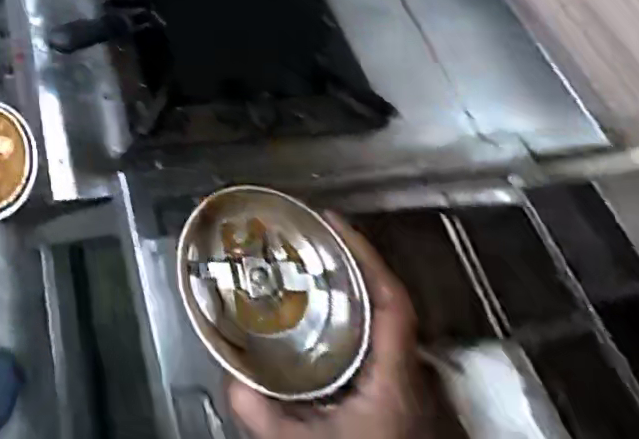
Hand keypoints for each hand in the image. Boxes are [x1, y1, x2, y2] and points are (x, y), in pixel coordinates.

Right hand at [227, 216, 421, 438]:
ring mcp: (401, 382)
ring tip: (312, 260)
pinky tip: (320, 312)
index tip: (333, 223)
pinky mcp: (391, 392)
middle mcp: (405, 372)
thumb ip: (266, 415)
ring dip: (350, 283)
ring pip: (382, 316)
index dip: (365, 255)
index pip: (391, 300)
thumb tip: (233, 381)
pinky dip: (349, 311)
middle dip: (350, 259)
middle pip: (385, 297)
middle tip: (312, 235)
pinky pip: (373, 335)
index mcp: (394, 378)